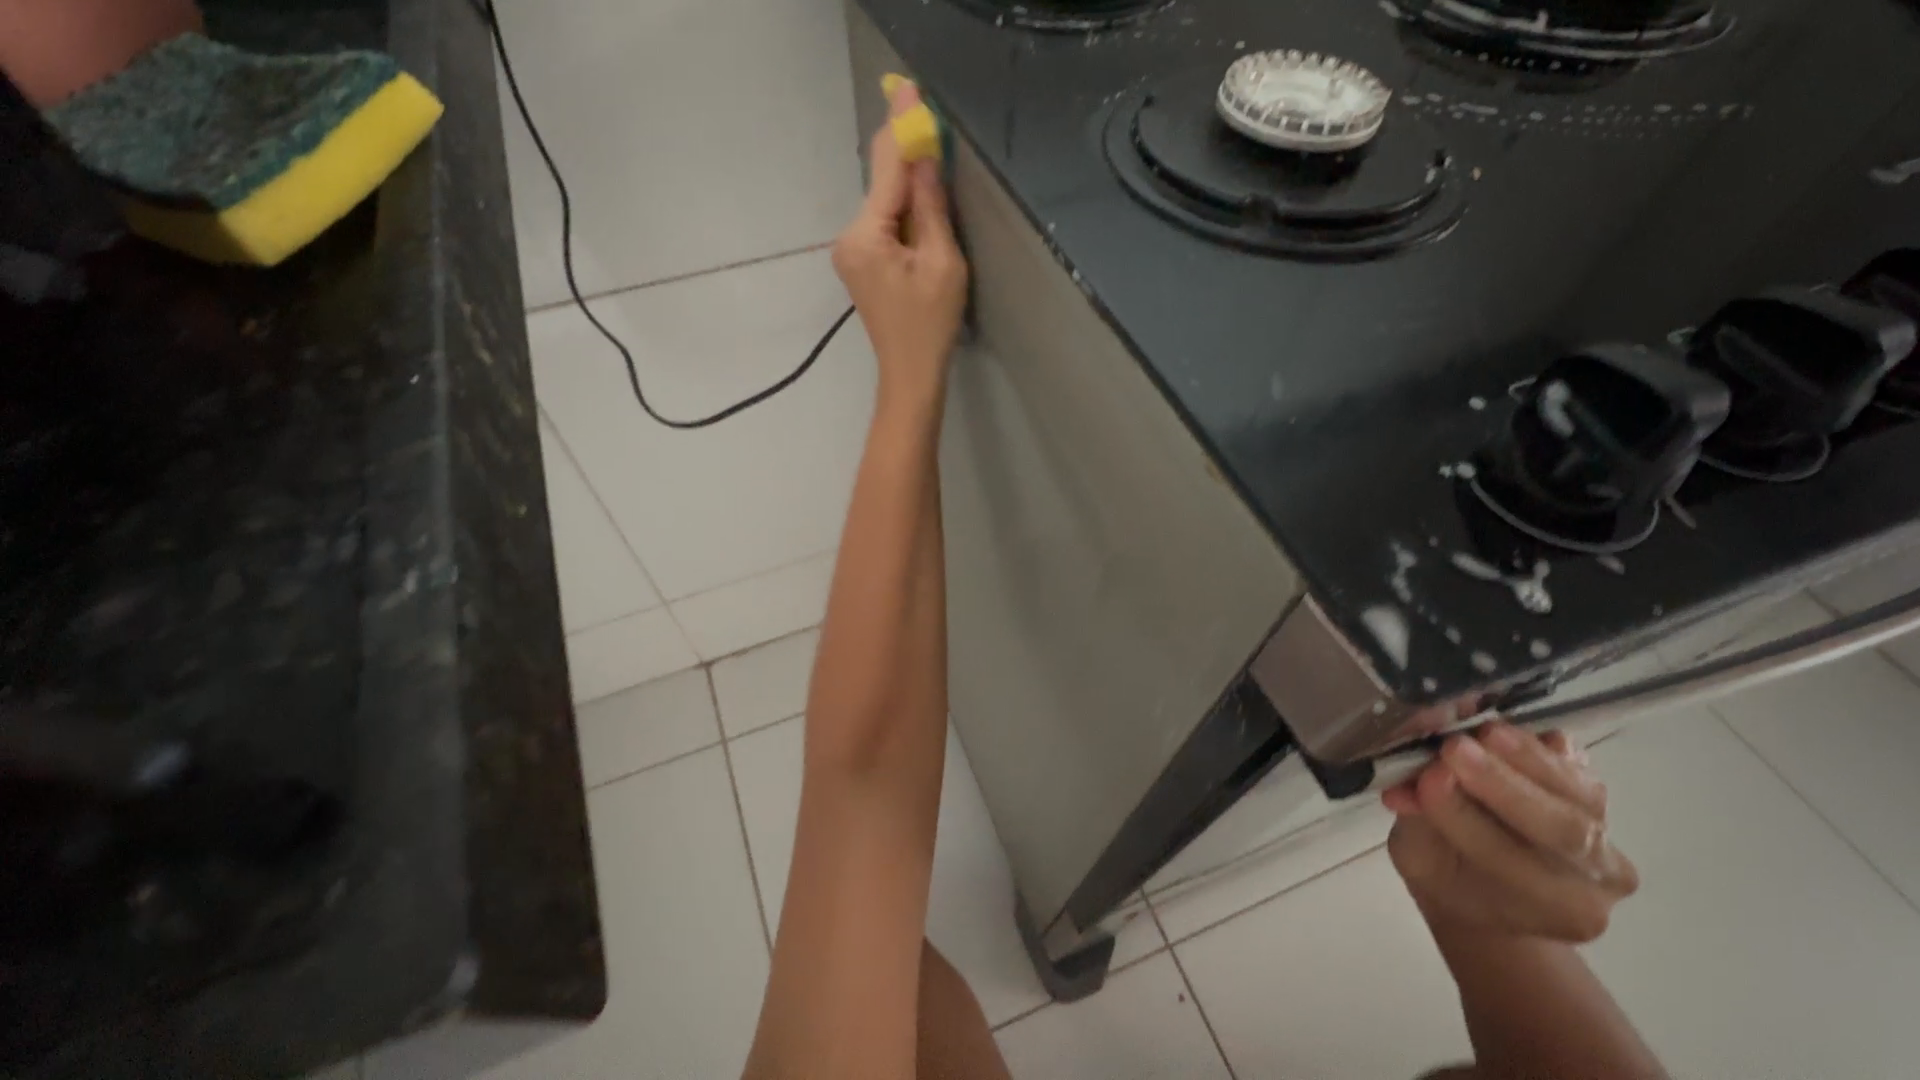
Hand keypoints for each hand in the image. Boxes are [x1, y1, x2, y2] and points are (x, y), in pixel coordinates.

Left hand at [832, 78, 968, 403]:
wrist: (909, 373)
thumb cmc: (930, 323)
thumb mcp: (941, 261)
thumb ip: (931, 207)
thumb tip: (926, 157)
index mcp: (866, 235)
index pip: (887, 170)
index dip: (902, 128)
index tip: (909, 88)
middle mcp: (849, 236)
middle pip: (882, 184)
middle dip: (907, 156)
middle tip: (928, 117)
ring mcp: (850, 251)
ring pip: (884, 204)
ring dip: (908, 186)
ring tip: (933, 162)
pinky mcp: (859, 263)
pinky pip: (883, 223)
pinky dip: (903, 210)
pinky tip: (923, 202)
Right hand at [1383, 722, 1638, 942]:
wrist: (1495, 897)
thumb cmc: (1451, 886)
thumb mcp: (1420, 862)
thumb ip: (1420, 824)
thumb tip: (1404, 787)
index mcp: (1552, 909)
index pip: (1511, 860)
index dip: (1467, 818)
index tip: (1429, 778)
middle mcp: (1596, 878)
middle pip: (1563, 828)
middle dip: (1503, 783)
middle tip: (1454, 747)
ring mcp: (1608, 835)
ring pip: (1576, 792)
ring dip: (1525, 757)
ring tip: (1480, 732)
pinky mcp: (1594, 793)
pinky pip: (1576, 767)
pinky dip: (1539, 746)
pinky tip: (1504, 732)